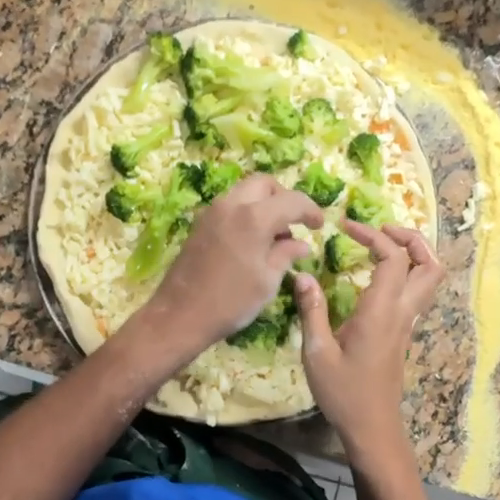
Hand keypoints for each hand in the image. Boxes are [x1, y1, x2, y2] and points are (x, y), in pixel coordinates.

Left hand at [138, 175, 322, 354]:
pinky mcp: (199, 224)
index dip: (310, 210)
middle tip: (294, 224)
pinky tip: (251, 241)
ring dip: (263, 204)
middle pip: (264, 184)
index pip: (292, 200)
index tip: (320, 226)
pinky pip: (229, 206)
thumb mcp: (267, 281)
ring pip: (244, 192)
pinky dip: (245, 212)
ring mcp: (211, 212)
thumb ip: (286, 254)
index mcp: (253, 217)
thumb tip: (301, 244)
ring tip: (274, 236)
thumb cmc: (230, 301)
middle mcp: (231, 205)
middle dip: (284, 198)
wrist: (180, 315)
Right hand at [291, 221, 443, 444]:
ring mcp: (407, 322)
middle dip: (409, 238)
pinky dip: (405, 271)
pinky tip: (374, 275)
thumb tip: (302, 274)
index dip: (374, 235)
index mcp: (381, 312)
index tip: (346, 227)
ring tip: (380, 245)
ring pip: (430, 278)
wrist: (371, 427)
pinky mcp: (403, 332)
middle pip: (429, 263)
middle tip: (378, 231)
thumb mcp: (316, 352)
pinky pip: (416, 291)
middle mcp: (401, 312)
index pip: (394, 258)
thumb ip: (311, 310)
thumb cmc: (342, 393)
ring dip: (413, 254)